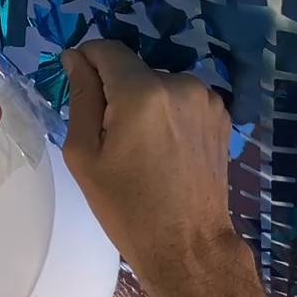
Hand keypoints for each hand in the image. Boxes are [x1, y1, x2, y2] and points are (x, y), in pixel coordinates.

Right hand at [61, 41, 247, 296]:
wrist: (188, 246)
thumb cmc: (126, 206)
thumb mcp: (84, 154)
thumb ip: (80, 97)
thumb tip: (76, 58)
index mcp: (142, 92)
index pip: (106, 49)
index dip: (86, 62)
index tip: (79, 88)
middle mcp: (180, 84)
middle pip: (132, 69)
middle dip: (116, 91)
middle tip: (111, 137)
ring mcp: (206, 98)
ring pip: (157, 83)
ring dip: (144, 102)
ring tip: (142, 147)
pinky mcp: (221, 114)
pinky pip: (181, 98)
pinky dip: (168, 113)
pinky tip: (166, 148)